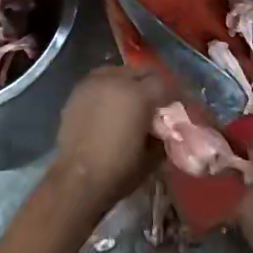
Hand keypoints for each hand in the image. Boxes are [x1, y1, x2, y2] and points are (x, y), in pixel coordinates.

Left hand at [49, 65, 171, 214]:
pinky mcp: (78, 91)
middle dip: (153, 84)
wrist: (76, 181)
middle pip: (143, 72)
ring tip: (132, 100)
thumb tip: (166, 127)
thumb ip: (163, 135)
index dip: (174, 94)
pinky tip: (111, 103)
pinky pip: (101, 80)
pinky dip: (110, 87)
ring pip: (120, 72)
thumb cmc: (118, 171)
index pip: (165, 83)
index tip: (176, 105)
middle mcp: (118, 81)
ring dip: (130, 82)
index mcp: (139, 95)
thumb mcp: (152, 157)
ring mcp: (95, 83)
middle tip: (156, 102)